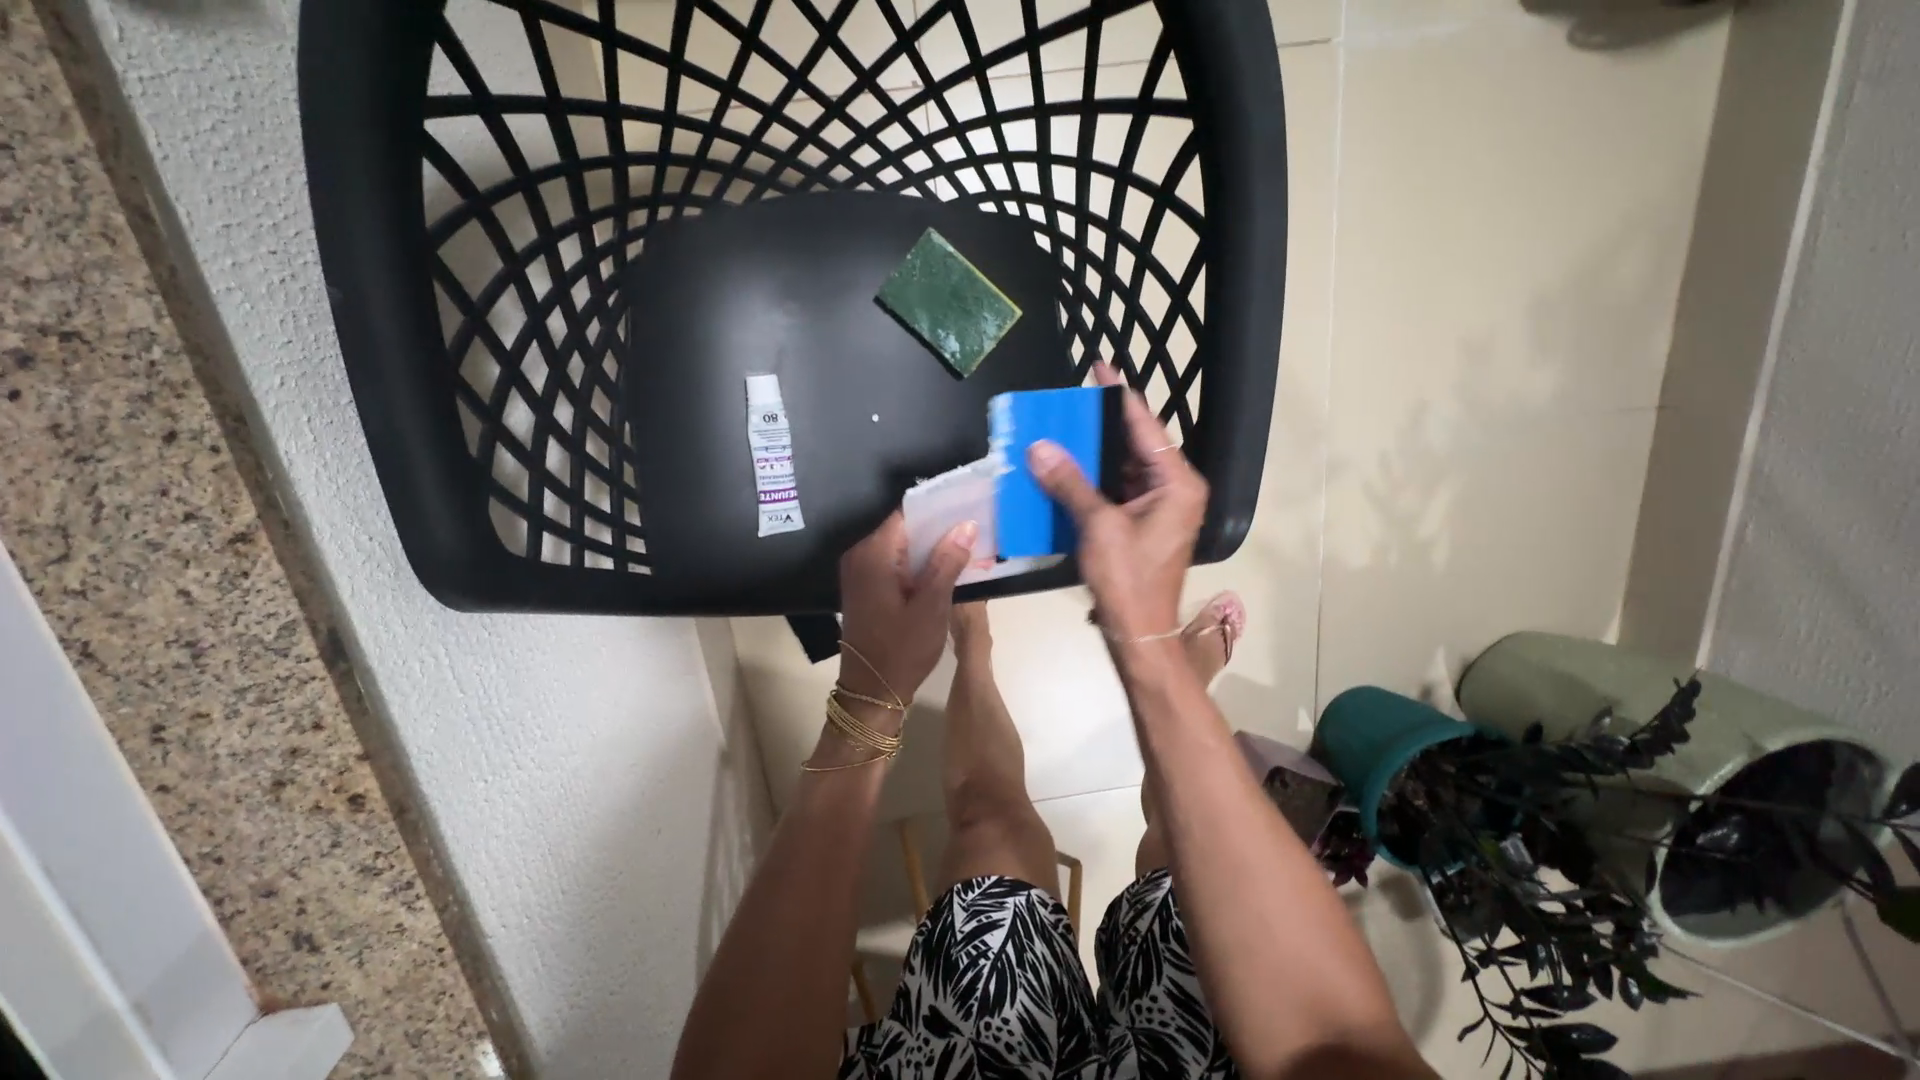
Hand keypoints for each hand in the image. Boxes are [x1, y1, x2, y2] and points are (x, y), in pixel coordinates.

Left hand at [836, 512, 975, 705]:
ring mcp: (861, 571)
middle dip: (939, 525)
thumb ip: (948, 562)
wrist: (871, 691)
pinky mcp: (867, 586)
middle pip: (904, 526)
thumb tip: (967, 525)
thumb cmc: (901, 650)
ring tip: (970, 542)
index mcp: (872, 554)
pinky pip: (895, 562)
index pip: (906, 513)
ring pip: (902, 545)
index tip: (968, 501)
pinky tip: (948, 565)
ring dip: (932, 545)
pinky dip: (920, 561)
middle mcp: (860, 555)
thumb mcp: (931, 606)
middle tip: (977, 522)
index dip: (938, 506)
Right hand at [1028, 363, 1207, 641]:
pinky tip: (1065, 469)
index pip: (1145, 426)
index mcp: (1177, 482)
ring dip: (1093, 454)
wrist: (1140, 632)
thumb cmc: (1129, 579)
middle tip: (1068, 402)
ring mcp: (1160, 508)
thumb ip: (1070, 483)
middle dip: (1100, 426)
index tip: (1100, 366)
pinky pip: (1118, 490)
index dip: (1119, 396)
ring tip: (1060, 430)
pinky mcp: (1144, 524)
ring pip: (1124, 467)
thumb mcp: (1098, 526)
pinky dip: (1093, 480)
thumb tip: (1039, 447)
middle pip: (1135, 444)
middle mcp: (1175, 489)